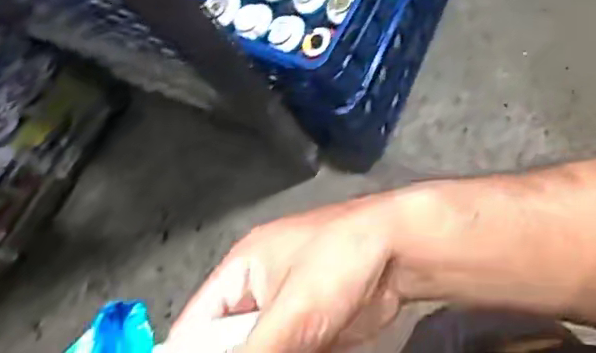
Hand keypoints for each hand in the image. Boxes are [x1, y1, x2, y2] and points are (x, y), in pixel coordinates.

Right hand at [173, 196, 407, 352]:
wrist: (404, 252)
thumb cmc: (343, 260)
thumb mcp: (290, 313)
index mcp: (242, 270)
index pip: (191, 331)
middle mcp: (258, 293)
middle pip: (224, 349)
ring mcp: (286, 315)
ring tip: (300, 347)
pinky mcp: (309, 333)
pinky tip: (313, 349)